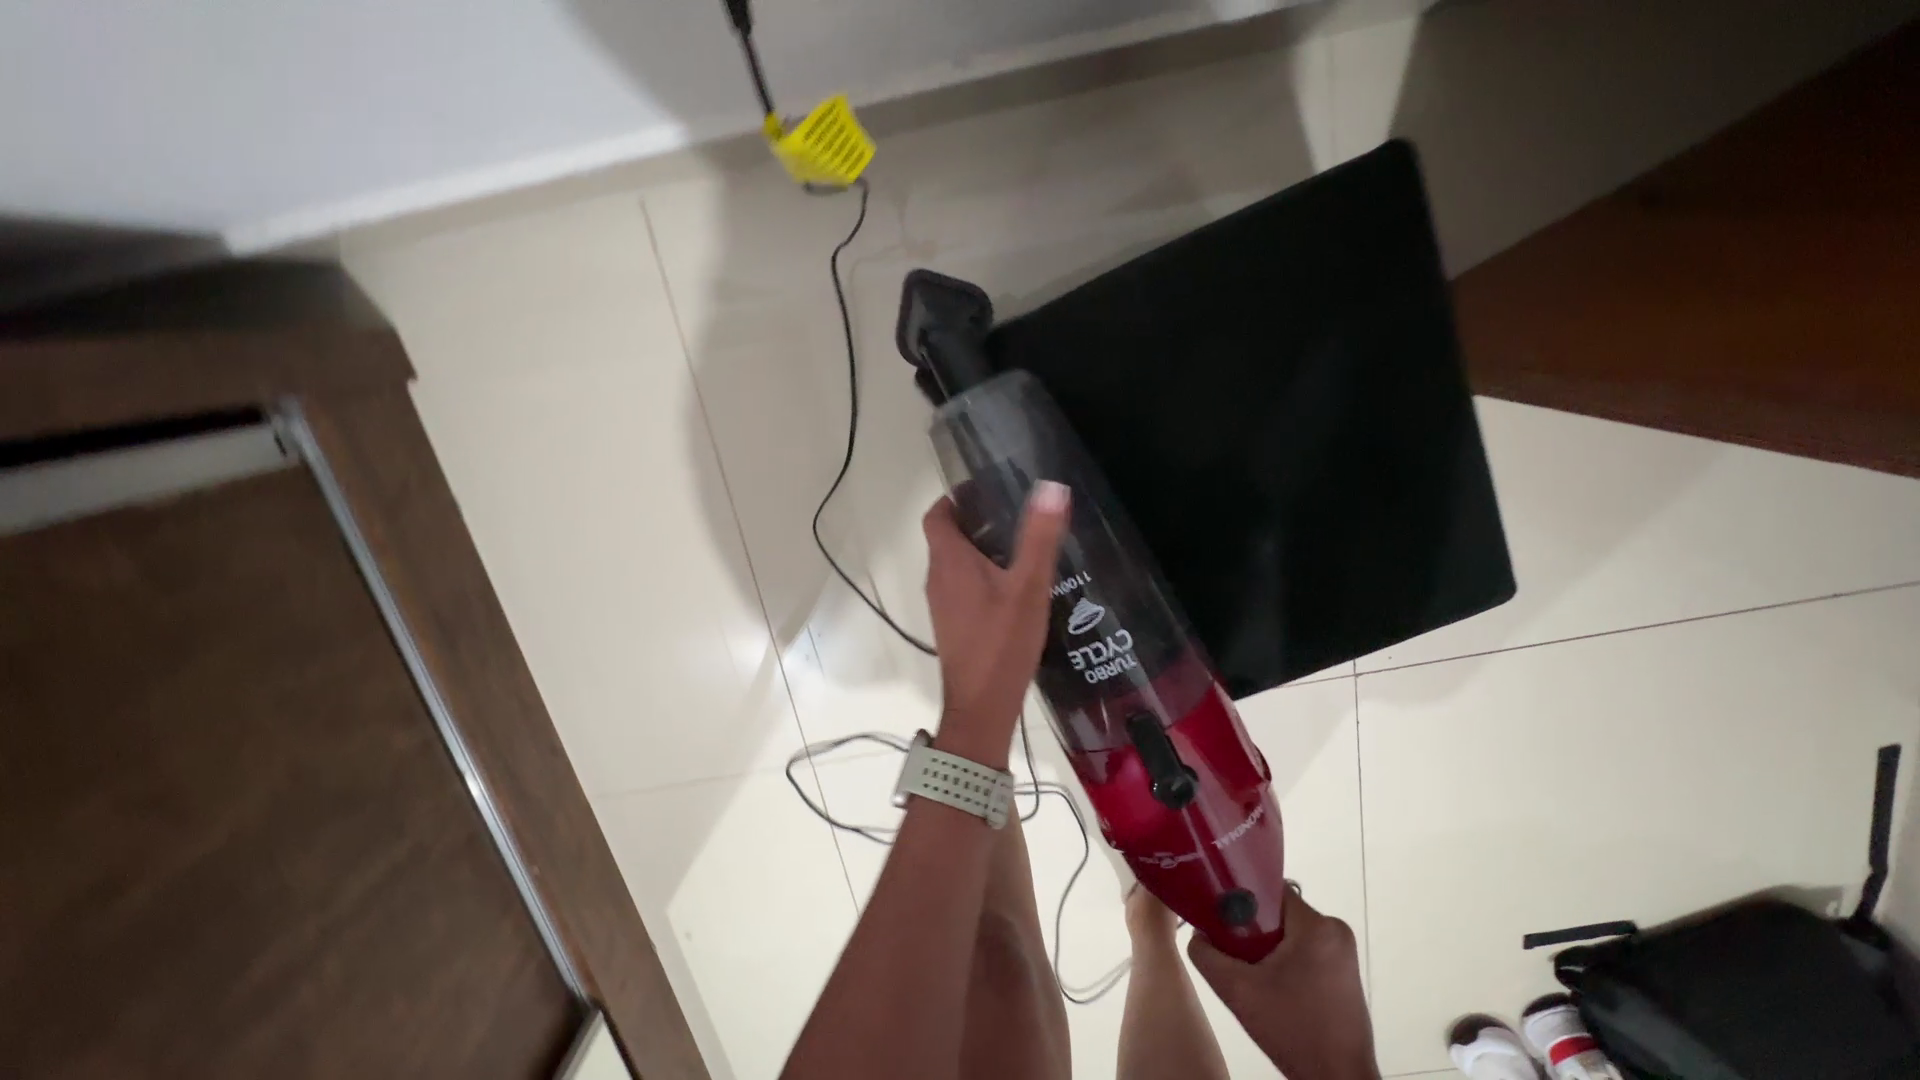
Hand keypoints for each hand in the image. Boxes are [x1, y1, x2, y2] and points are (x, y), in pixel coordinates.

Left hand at [921, 481, 1070, 768]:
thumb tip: (1051, 488)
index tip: (986, 489)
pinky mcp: (952, 625)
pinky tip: (1015, 586)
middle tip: (1015, 513)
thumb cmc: (1002, 642)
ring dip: (981, 549)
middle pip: (947, 537)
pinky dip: (982, 576)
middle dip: (977, 521)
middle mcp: (938, 578)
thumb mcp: (1028, 586)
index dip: (956, 497)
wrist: (982, 706)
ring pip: (956, 564)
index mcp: (949, 561)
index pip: (938, 514)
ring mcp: (942, 604)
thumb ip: (1039, 538)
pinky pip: (962, 587)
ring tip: (1021, 545)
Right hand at [1188, 889, 1379, 1079]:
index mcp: (1317, 926)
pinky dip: (1284, 959)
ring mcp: (1344, 952)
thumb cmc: (1291, 1031)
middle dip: (1251, 927)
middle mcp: (1336, 931)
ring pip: (1290, 931)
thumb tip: (1198, 934)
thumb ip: (1206, 955)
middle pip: (1278, 911)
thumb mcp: (1237, 991)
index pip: (1268, 890)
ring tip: (1248, 971)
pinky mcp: (1345, 972)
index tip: (1220, 917)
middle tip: (1230, 949)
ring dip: (1267, 946)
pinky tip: (1270, 984)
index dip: (1240, 899)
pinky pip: (1304, 949)